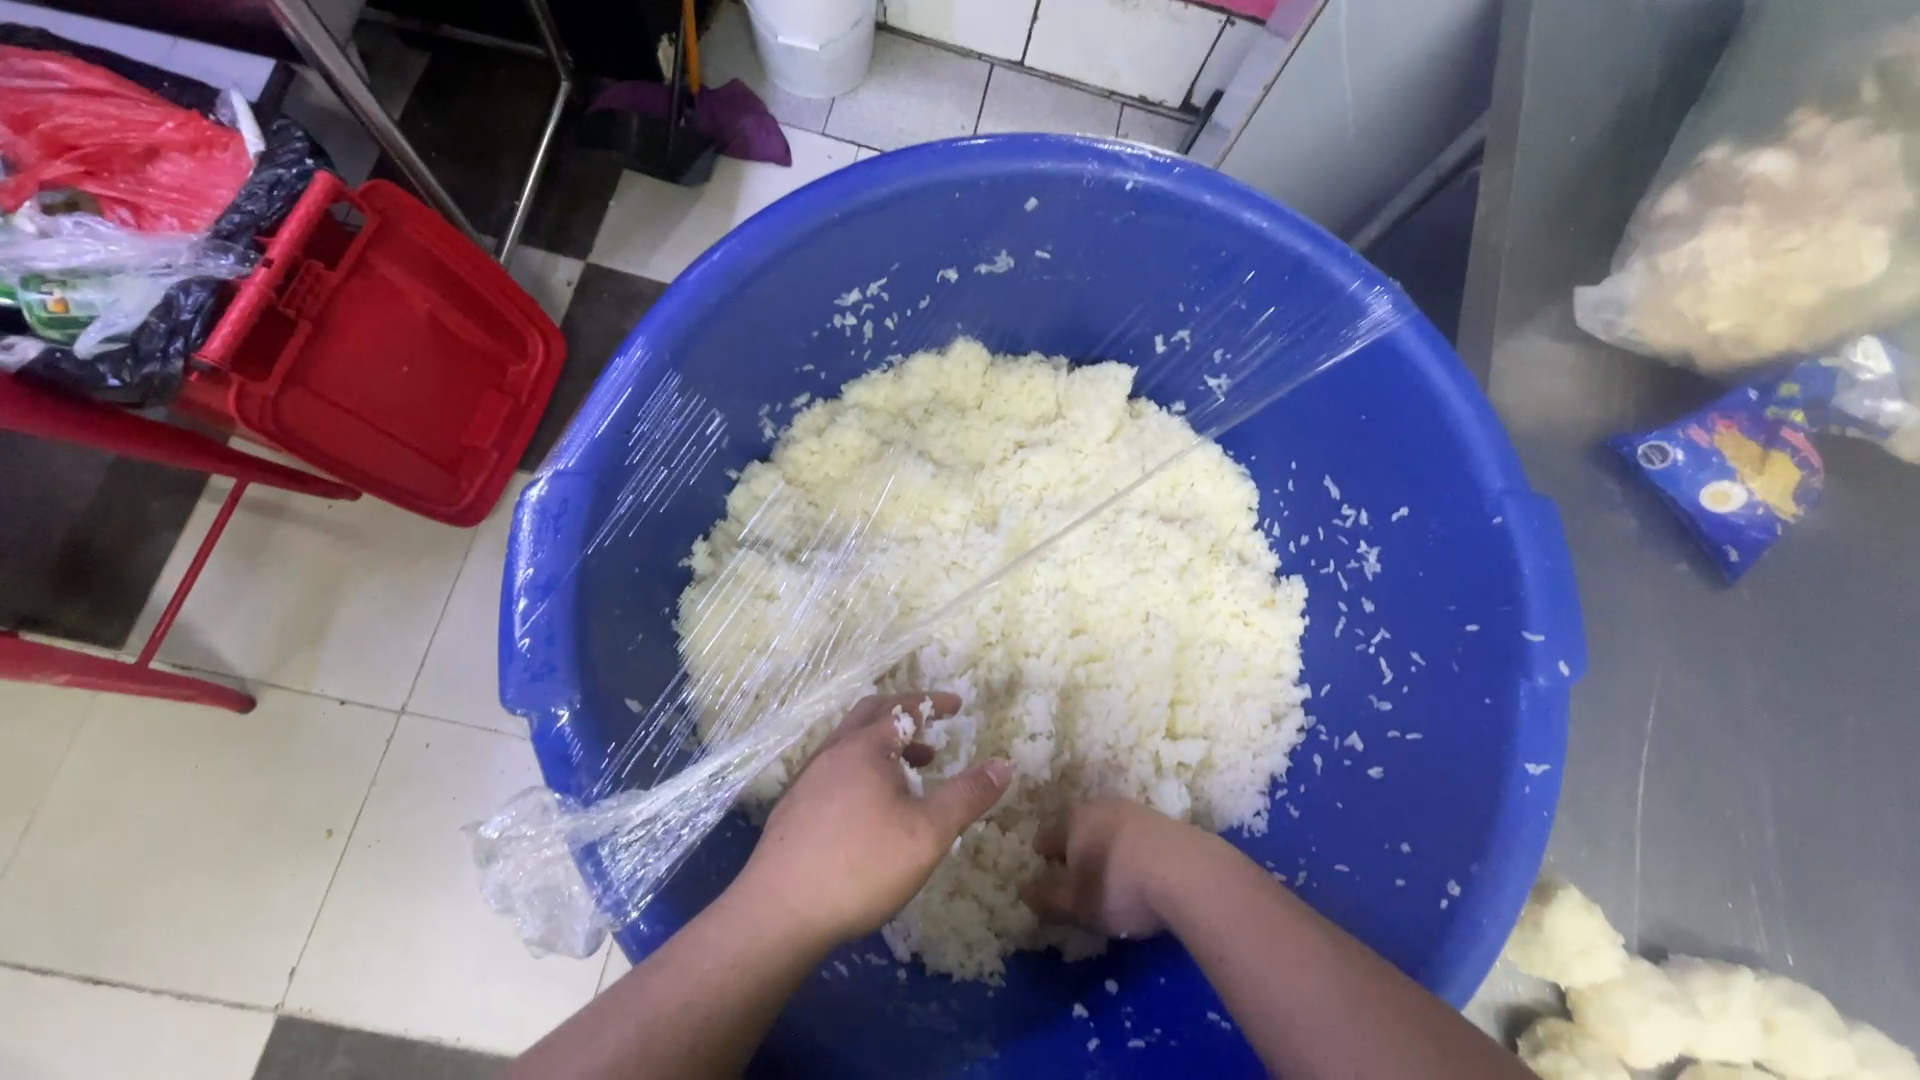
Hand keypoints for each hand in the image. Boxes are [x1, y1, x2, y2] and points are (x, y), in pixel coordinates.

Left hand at [732, 693, 1011, 947]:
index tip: (957, 705)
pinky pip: (835, 769)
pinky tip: (872, 808)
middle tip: (932, 729)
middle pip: (870, 715)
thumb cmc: (861, 865)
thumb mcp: (929, 833)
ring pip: (849, 744)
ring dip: (883, 745)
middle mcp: (832, 752)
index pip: (904, 708)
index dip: (932, 703)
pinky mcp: (793, 808)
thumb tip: (1003, 765)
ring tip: (913, 770)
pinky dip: (863, 768)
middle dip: (904, 715)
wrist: (779, 912)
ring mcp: (807, 779)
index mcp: (865, 747)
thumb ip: (967, 796)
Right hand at [1022, 796, 1205, 939]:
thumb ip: (1048, 899)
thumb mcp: (1077, 906)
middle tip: (1078, 873)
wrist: (1189, 873)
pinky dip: (1135, 851)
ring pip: (1111, 828)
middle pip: (1081, 827)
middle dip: (1077, 847)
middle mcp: (1102, 807)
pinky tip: (1143, 872)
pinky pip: (1139, 837)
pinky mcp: (1167, 823)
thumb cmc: (1120, 888)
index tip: (1045, 873)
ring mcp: (1137, 811)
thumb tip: (1024, 890)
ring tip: (1112, 874)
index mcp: (1073, 822)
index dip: (1043, 856)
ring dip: (1108, 847)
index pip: (1048, 837)